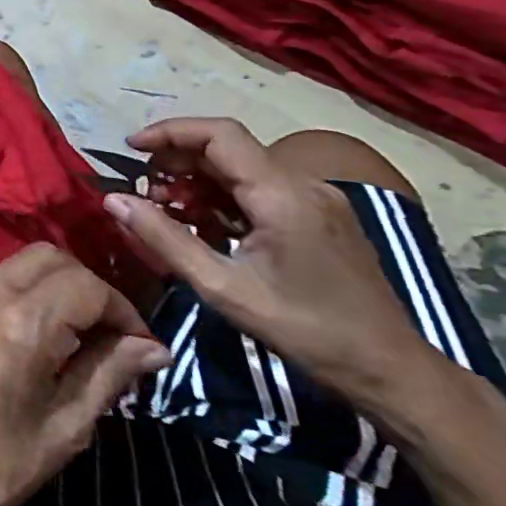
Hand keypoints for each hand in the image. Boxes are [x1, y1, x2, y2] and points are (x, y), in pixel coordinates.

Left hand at [0, 245, 170, 505]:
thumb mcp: (66, 426)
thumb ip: (109, 374)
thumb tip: (153, 347)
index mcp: (19, 322)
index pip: (86, 285)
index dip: (124, 310)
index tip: (141, 346)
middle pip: (50, 257)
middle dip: (90, 287)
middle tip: (113, 335)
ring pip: (20, 262)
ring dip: (57, 286)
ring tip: (80, 337)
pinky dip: (26, 291)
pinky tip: (38, 334)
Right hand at [102, 118, 435, 405]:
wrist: (393, 372)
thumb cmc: (306, 331)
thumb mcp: (222, 287)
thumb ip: (163, 238)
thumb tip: (112, 199)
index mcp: (283, 196)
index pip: (219, 134)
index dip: (169, 132)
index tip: (131, 148)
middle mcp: (304, 185)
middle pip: (226, 147)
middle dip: (175, 160)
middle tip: (144, 191)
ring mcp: (315, 199)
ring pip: (239, 166)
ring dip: (194, 178)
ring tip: (166, 209)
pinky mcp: (317, 214)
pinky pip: (256, 186)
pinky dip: (218, 194)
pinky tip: (201, 223)